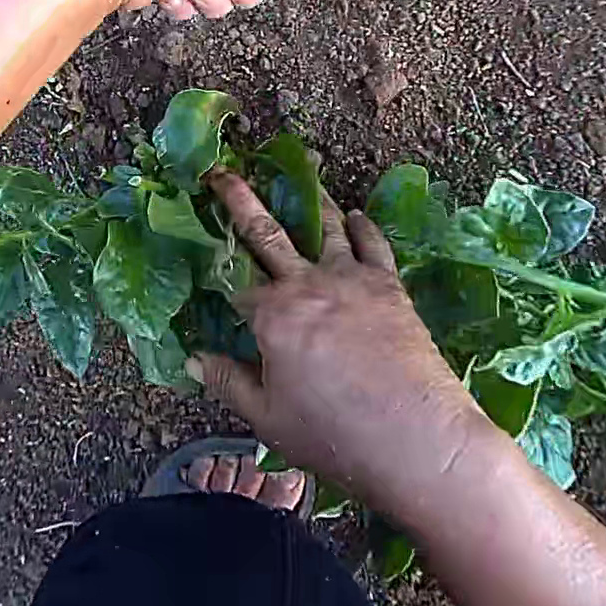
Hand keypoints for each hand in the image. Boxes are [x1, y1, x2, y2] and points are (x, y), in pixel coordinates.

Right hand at [187, 174, 509, 516]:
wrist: (413, 433)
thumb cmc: (333, 432)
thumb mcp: (268, 417)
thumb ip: (228, 382)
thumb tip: (192, 357)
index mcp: (273, 315)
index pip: (235, 284)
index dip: (217, 268)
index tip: (204, 250)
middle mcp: (307, 283)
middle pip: (267, 233)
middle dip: (240, 200)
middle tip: (223, 172)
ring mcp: (350, 276)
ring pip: (325, 226)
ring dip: (311, 199)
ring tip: (302, 173)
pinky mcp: (387, 282)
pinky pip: (372, 243)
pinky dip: (362, 225)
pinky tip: (357, 215)